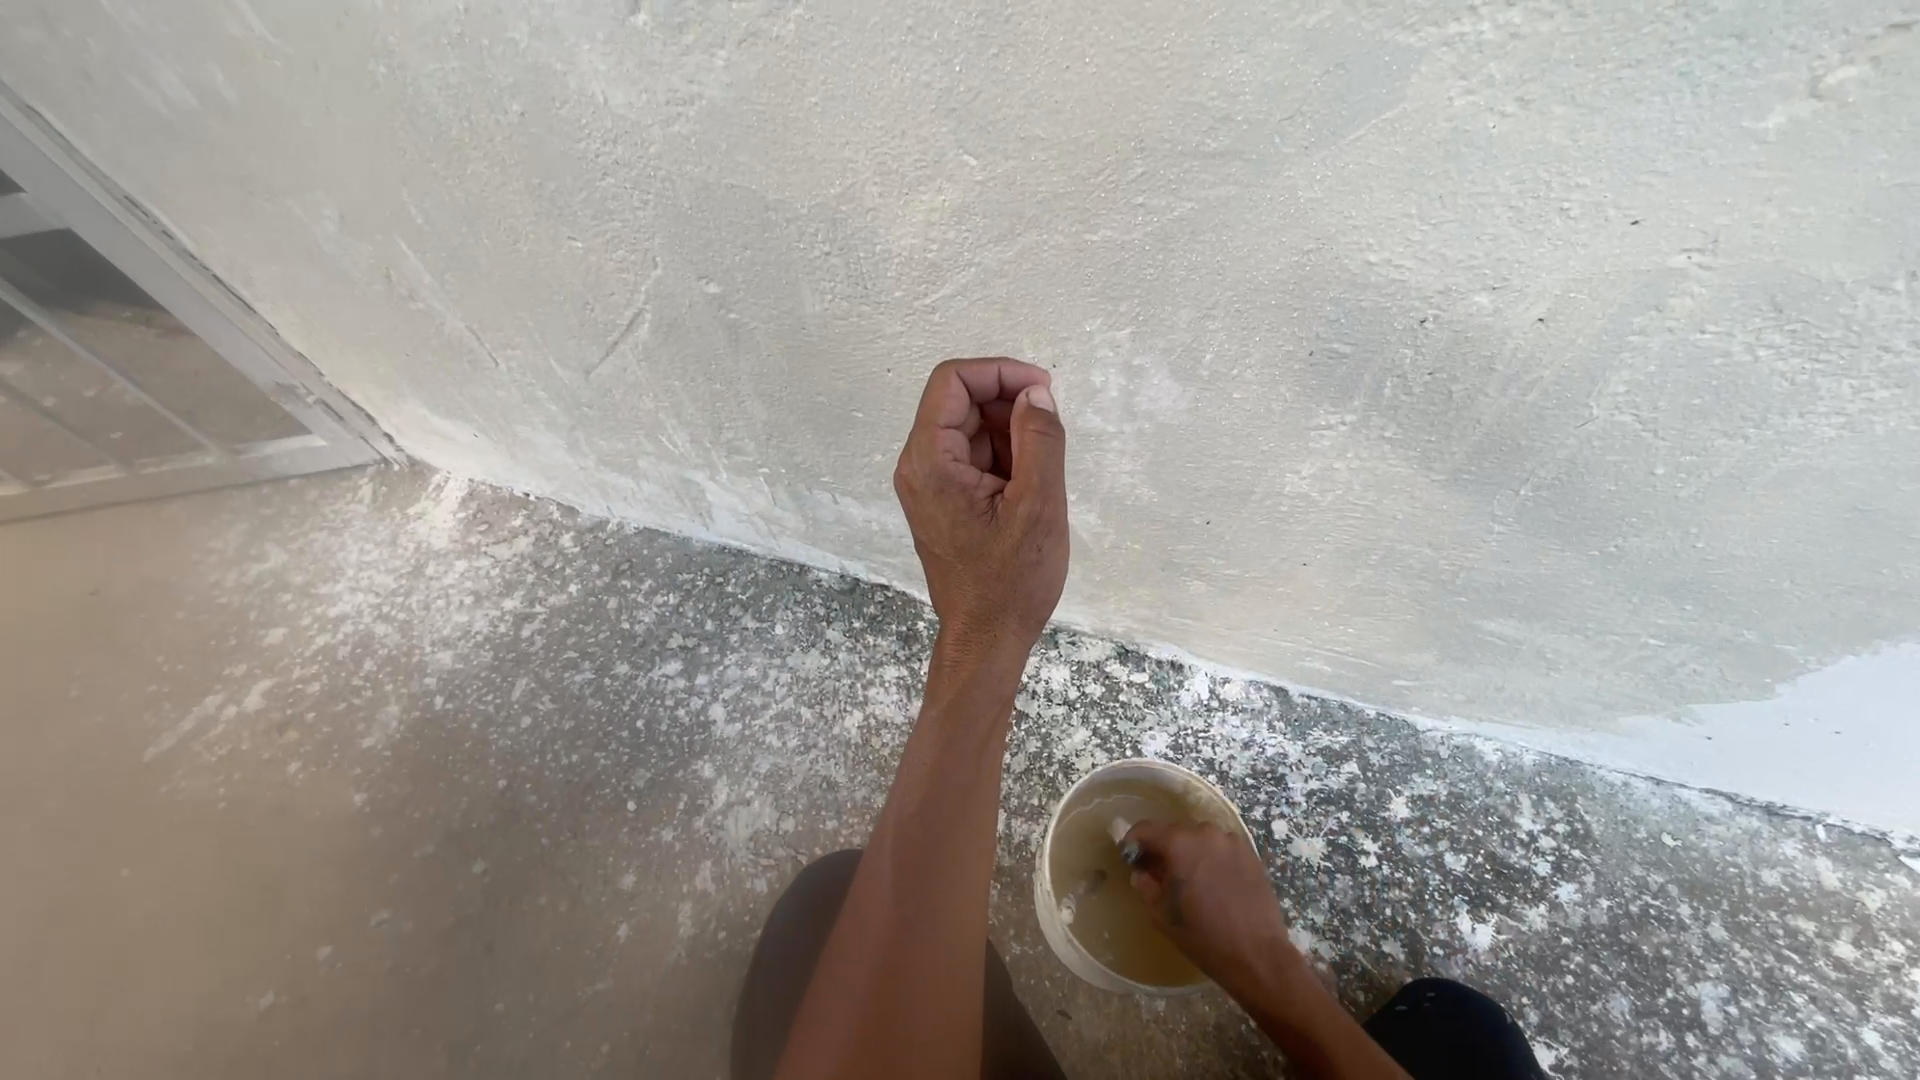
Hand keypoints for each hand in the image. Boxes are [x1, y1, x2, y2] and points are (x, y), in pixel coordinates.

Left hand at [893, 358, 1068, 648]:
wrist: (987, 638)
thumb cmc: (1012, 581)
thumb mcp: (1039, 505)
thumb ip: (1040, 439)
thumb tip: (1036, 393)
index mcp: (929, 461)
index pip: (952, 382)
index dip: (999, 372)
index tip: (1043, 390)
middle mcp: (918, 466)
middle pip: (960, 403)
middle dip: (1009, 407)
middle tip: (1052, 437)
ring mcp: (929, 485)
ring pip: (970, 430)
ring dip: (1011, 435)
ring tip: (1042, 475)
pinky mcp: (943, 501)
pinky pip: (972, 458)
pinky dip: (1005, 459)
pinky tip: (1029, 489)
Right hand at [1123, 821, 1307, 999]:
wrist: (1257, 956)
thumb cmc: (1203, 936)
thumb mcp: (1162, 915)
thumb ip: (1145, 886)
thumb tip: (1141, 873)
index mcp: (1179, 844)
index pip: (1146, 830)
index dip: (1133, 842)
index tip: (1130, 858)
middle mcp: (1205, 833)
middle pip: (1174, 833)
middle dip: (1163, 849)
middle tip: (1159, 874)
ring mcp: (1231, 842)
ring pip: (1199, 839)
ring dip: (1189, 853)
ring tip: (1190, 879)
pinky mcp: (1250, 854)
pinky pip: (1221, 848)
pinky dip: (1212, 858)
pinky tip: (1214, 883)